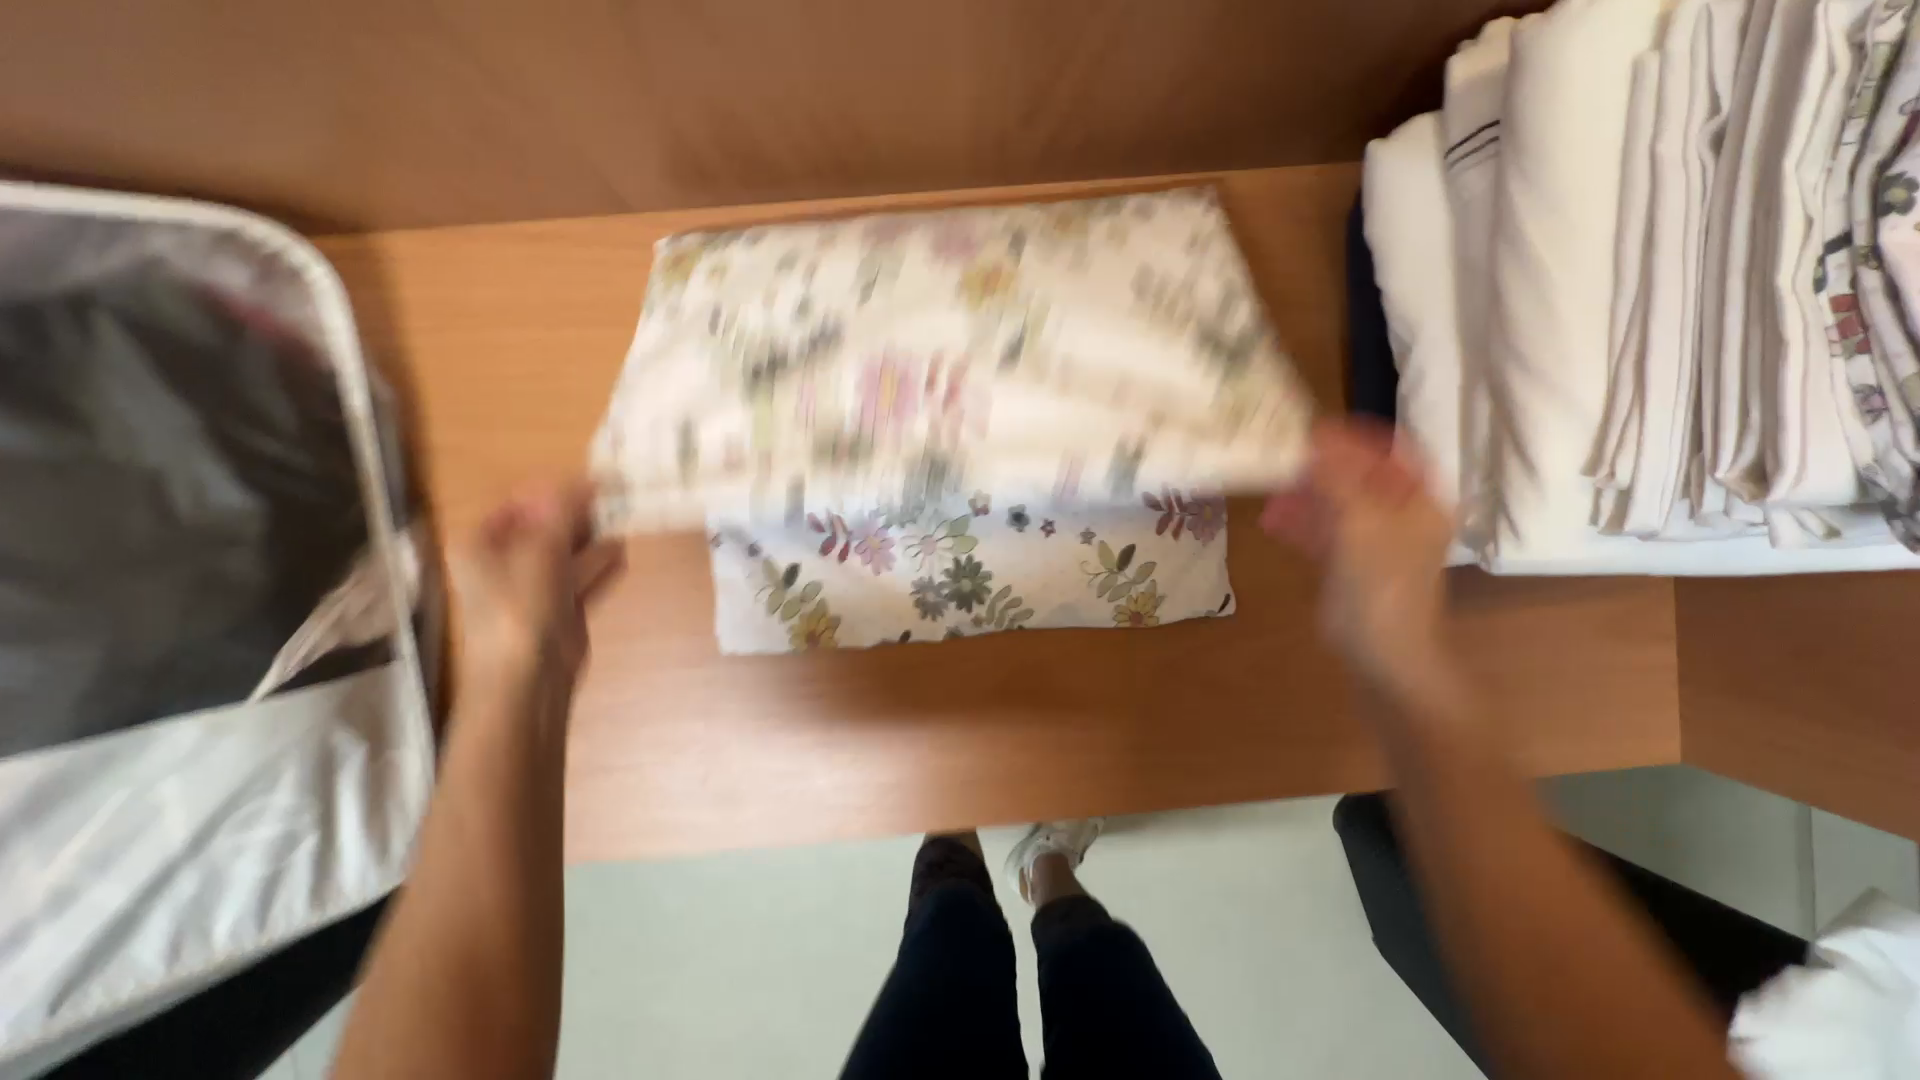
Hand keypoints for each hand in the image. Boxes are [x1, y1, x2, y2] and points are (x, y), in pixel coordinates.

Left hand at [450, 480, 625, 690]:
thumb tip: (586, 478)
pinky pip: (582, 578)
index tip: (594, 484)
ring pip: (568, 552)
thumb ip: (564, 514)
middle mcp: (504, 560)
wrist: (528, 679)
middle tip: (611, 505)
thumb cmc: (521, 611)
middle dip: (579, 518)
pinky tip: (618, 561)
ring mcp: (533, 585)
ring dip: (593, 544)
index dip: (554, 492)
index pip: (519, 502)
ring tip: (616, 535)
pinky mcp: (560, 607)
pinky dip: (599, 570)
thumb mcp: (541, 552)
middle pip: (547, 526)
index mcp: (481, 543)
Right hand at [1260, 420, 1452, 694]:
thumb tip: (1314, 439)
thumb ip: (1335, 479)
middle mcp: (1401, 516)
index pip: (1394, 451)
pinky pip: (1325, 533)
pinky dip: (1301, 524)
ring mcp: (1375, 542)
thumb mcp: (1358, 525)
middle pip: (1359, 476)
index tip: (1315, 428)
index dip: (1358, 436)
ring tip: (1270, 491)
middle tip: (1281, 458)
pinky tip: (1272, 521)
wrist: (1384, 657)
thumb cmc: (1380, 589)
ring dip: (1305, 495)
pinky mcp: (1351, 565)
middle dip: (1320, 467)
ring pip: (1337, 504)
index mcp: (1420, 502)